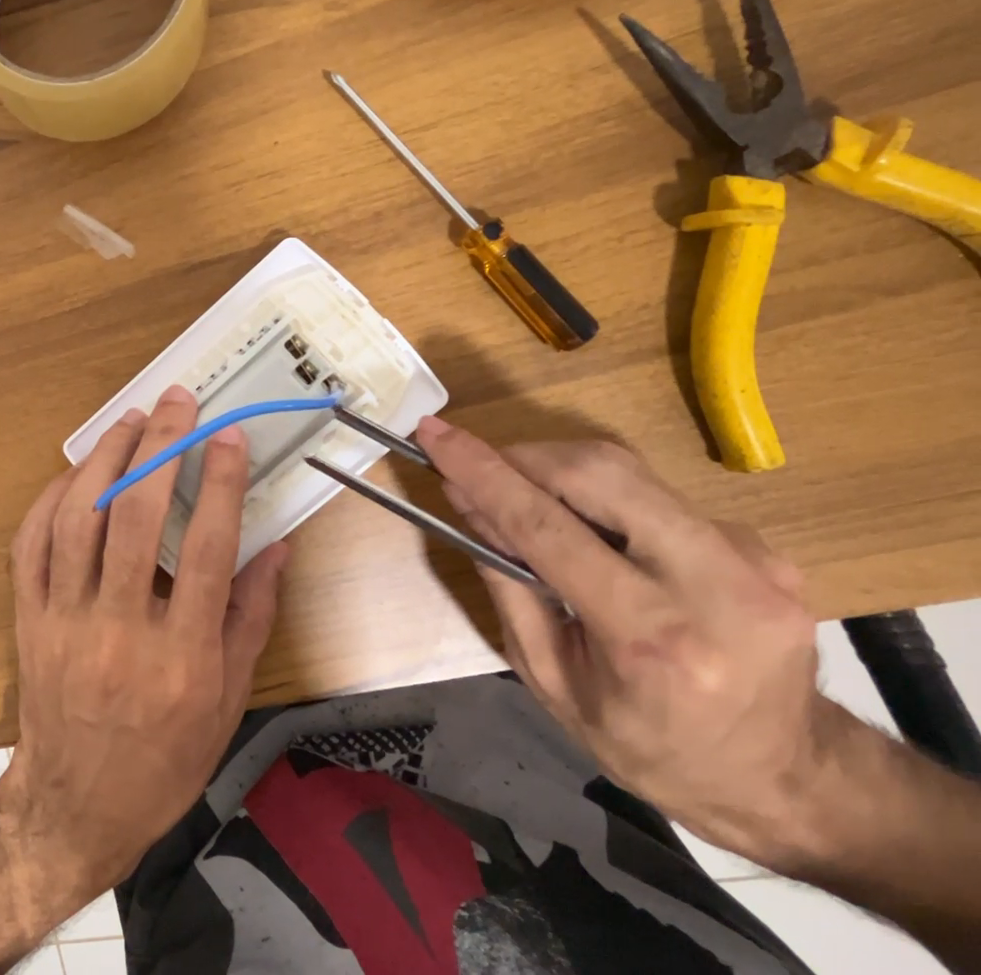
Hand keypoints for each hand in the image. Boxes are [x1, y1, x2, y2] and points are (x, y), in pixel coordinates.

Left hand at [0, 384, 290, 906]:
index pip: (206, 548)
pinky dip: (50, 501)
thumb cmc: (166, 758)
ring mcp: (65, 621)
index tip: (227, 434)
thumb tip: (276, 546)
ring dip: (102, 460)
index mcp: (183, 655)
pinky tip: (75, 473)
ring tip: (128, 421)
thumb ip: (251, 618)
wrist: (80, 803)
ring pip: (77, 520)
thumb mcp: (228, 701)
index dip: (219, 481)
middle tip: (176, 403)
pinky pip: (31, 547)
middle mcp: (120, 629)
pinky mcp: (28, 620)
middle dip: (158, 447)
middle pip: (135, 517)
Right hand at [416, 416, 869, 868]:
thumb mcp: (550, 678)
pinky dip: (606, 502)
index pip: (547, 527)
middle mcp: (715, 584)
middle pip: (601, 474)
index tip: (433, 434)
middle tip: (475, 464)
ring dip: (560, 472)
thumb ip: (511, 586)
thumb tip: (472, 507)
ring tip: (520, 496)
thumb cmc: (642, 743)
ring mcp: (754, 559)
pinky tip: (590, 535)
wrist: (779, 777)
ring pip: (633, 474)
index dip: (482, 472)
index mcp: (650, 636)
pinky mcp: (767, 547)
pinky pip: (661, 500)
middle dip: (524, 457)